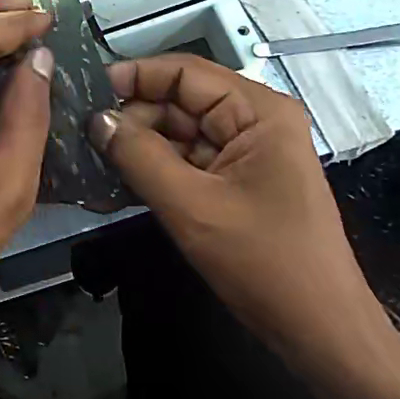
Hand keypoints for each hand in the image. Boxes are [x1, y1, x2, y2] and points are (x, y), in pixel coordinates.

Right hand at [87, 54, 385, 364]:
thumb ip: (140, 157)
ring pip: (184, 136)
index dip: (137, 76)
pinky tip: (119, 182)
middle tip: (81, 137)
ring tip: (90, 159)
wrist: (317, 326)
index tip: (87, 92)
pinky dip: (160, 172)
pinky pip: (193, 165)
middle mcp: (256, 122)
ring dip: (142, 147)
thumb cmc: (264, 262)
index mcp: (259, 111)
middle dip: (135, 117)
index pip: (188, 73)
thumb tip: (97, 120)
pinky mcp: (240, 184)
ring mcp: (249, 154)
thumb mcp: (193, 207)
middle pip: (183, 103)